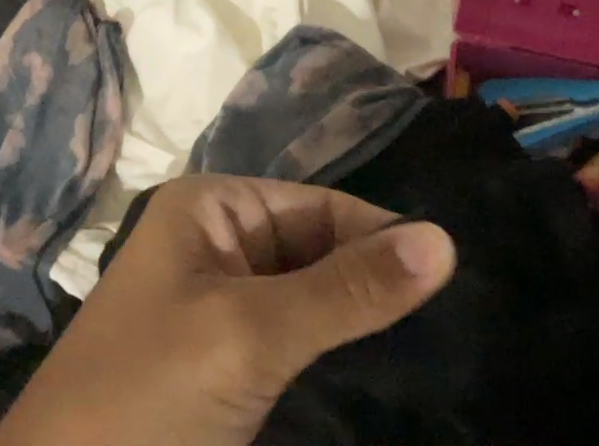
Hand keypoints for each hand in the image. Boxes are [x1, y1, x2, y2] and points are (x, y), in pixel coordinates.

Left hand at [0, 174, 455, 445]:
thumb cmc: (148, 393)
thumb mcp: (250, 333)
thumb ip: (346, 290)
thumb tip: (446, 240)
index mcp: (210, 208)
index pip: (318, 205)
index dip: (380, 235)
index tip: (450, 276)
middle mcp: (215, 243)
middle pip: (316, 247)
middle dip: (370, 280)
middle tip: (446, 319)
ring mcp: (217, 304)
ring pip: (309, 296)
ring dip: (356, 319)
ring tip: (428, 343)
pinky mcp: (223, 360)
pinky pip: (292, 340)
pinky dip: (331, 352)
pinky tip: (378, 371)